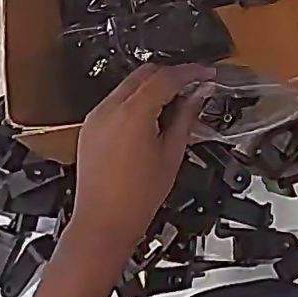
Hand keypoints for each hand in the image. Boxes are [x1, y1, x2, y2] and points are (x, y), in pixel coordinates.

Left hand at [71, 63, 213, 260]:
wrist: (103, 223)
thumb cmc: (136, 197)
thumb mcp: (172, 153)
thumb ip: (186, 117)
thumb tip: (197, 96)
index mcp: (133, 113)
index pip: (166, 77)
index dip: (191, 72)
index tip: (206, 73)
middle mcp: (110, 109)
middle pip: (146, 73)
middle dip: (172, 74)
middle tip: (195, 85)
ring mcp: (97, 117)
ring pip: (130, 84)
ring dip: (154, 86)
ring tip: (177, 102)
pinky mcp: (91, 127)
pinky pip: (117, 100)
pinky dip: (137, 100)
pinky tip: (154, 115)